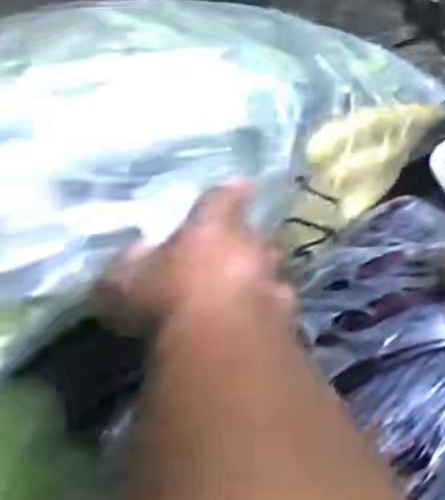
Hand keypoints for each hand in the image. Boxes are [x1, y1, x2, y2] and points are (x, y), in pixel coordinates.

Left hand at [97, 182, 293, 334]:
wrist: (237, 319)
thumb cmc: (206, 271)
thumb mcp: (211, 224)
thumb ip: (219, 200)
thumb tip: (235, 181)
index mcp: (117, 278)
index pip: (143, 242)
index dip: (176, 224)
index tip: (210, 211)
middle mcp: (138, 299)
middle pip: (185, 255)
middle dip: (221, 240)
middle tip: (243, 227)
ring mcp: (181, 311)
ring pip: (219, 269)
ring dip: (245, 256)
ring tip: (264, 249)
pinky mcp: (220, 317)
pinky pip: (241, 284)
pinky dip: (257, 274)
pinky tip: (272, 266)